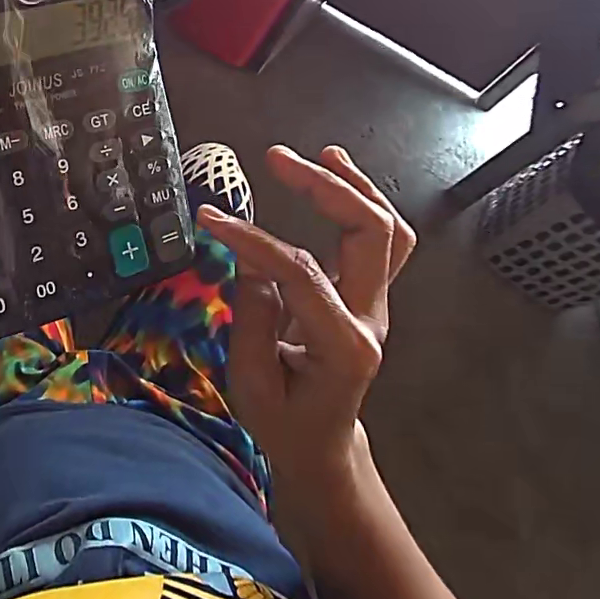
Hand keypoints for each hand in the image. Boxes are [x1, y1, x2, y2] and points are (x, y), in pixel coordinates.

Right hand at [198, 145, 415, 485]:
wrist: (321, 444)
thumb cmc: (284, 421)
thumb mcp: (251, 381)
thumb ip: (252, 317)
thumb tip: (249, 257)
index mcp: (343, 345)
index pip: (301, 273)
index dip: (253, 240)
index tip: (211, 218)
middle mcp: (371, 318)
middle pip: (370, 233)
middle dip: (324, 187)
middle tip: (278, 158)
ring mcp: (376, 304)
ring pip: (388, 231)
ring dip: (355, 186)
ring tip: (321, 154)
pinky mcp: (367, 295)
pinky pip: (381, 240)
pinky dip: (362, 201)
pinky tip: (338, 174)